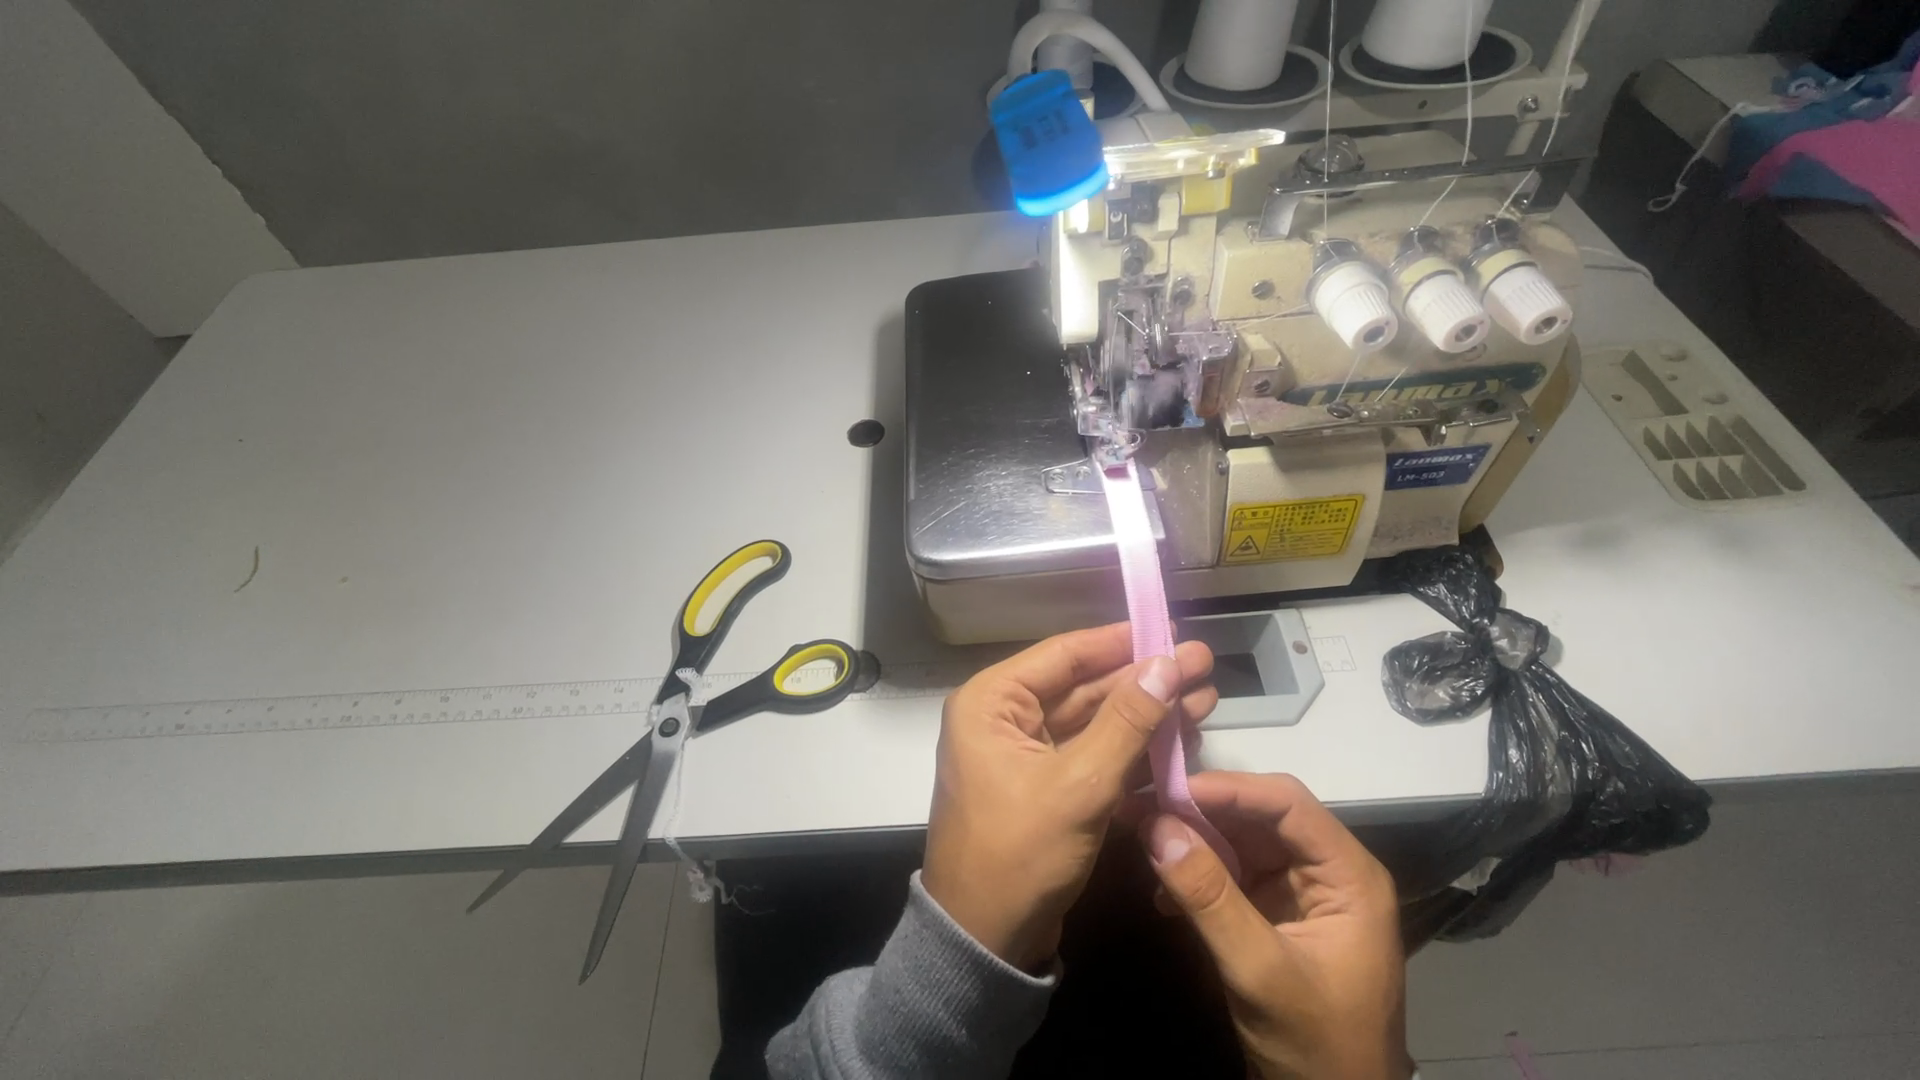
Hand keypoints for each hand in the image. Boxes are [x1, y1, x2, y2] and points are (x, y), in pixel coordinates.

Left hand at [923, 623, 1216, 971]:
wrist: (985, 940)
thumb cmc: (1020, 854)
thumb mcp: (1079, 784)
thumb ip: (1127, 722)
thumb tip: (1167, 664)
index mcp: (992, 702)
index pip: (1064, 654)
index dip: (1120, 641)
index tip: (1170, 629)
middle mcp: (1004, 718)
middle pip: (1084, 686)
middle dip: (1144, 680)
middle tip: (1203, 665)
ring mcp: (1025, 754)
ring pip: (1094, 722)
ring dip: (1146, 714)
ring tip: (1206, 699)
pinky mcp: (1045, 786)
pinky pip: (1092, 755)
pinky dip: (1132, 750)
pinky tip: (1179, 740)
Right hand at [1141, 773, 1412, 1079]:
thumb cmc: (1316, 1046)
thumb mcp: (1260, 972)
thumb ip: (1210, 898)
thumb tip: (1156, 826)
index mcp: (1348, 876)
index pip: (1287, 804)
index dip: (1228, 788)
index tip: (1167, 789)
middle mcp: (1327, 871)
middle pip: (1260, 815)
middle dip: (1200, 811)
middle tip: (1141, 806)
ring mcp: (1300, 891)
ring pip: (1240, 840)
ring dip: (1192, 841)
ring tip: (1141, 840)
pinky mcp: (1275, 912)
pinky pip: (1232, 873)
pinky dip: (1197, 876)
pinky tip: (1163, 896)